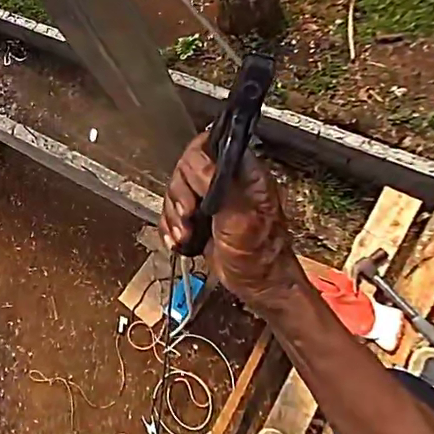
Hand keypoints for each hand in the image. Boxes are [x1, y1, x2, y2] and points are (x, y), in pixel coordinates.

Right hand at [159, 131, 307, 313]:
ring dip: (174, 216)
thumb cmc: (262, 258)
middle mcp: (225, 182)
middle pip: (184, 169)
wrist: (259, 287)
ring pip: (174, 192)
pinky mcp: (199, 219)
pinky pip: (171, 214)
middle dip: (180, 196)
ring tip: (187, 234)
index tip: (195, 187)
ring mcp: (211, 200)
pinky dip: (171, 228)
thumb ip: (222, 188)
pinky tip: (182, 241)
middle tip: (189, 215)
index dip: (195, 163)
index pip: (209, 146)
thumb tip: (201, 163)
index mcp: (242, 174)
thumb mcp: (242, 220)